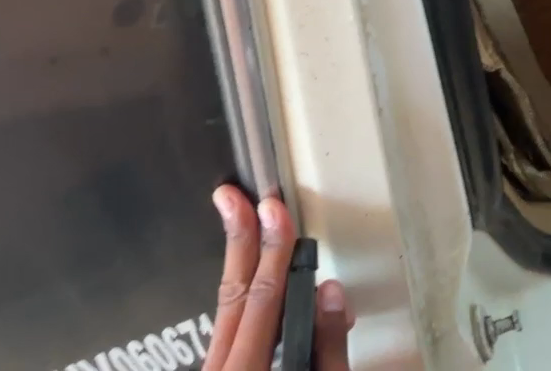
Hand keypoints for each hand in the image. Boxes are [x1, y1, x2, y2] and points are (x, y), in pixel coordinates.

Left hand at [209, 185, 353, 370]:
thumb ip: (329, 350)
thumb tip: (331, 291)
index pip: (262, 300)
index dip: (272, 251)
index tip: (274, 209)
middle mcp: (219, 370)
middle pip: (232, 294)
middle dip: (238, 239)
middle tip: (230, 197)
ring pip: (225, 306)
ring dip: (238, 258)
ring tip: (239, 218)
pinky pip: (228, 321)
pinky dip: (242, 287)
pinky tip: (250, 266)